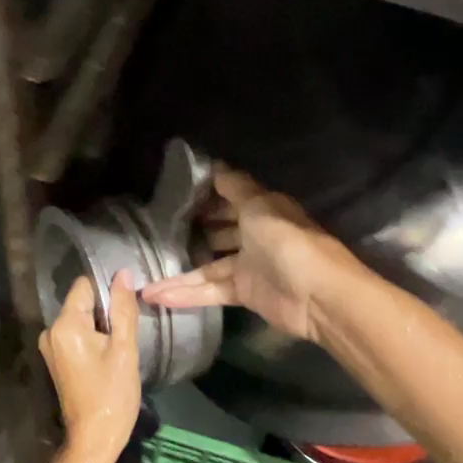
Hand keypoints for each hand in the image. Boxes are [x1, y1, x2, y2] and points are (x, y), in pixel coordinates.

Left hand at [39, 270, 141, 462]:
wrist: (94, 438)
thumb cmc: (112, 395)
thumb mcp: (124, 350)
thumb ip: (123, 309)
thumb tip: (124, 274)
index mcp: (65, 325)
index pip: (85, 286)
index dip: (108, 290)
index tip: (128, 305)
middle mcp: (51, 331)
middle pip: (83, 303)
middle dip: (106, 311)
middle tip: (128, 332)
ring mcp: (51, 347)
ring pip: (82, 320)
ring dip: (102, 327)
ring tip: (121, 346)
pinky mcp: (57, 360)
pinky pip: (77, 337)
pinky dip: (94, 340)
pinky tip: (109, 357)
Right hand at [141, 168, 357, 342]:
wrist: (317, 295)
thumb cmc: (289, 241)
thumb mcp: (259, 205)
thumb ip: (234, 187)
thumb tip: (215, 165)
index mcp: (263, 208)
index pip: (229, 196)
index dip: (205, 194)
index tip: (172, 194)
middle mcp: (255, 235)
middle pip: (218, 230)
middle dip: (192, 230)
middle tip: (156, 231)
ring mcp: (249, 266)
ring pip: (209, 265)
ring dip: (180, 271)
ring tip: (145, 274)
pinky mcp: (244, 293)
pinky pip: (210, 290)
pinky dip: (186, 294)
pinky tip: (156, 296)